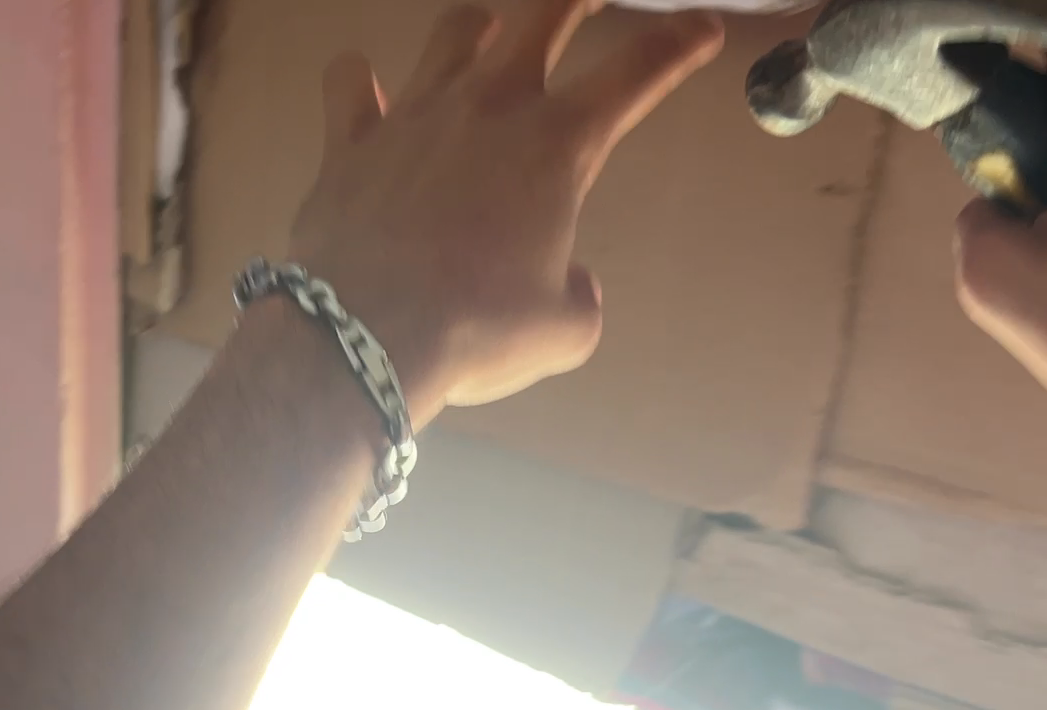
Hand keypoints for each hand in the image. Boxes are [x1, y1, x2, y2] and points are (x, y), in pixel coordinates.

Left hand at [288, 0, 723, 421]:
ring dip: (479, 31)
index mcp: (556, 146)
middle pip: (545, 11)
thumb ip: (578, 303)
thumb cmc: (475, 333)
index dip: (677, 45)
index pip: (637, 71)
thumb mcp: (557, 335)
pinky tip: (368, 98)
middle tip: (591, 1)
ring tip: (486, 43)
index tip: (699, 32)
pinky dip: (360, 86)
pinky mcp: (348, 145)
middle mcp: (488, 108)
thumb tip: (575, 286)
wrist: (370, 339)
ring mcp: (413, 118)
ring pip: (454, 34)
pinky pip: (349, 85)